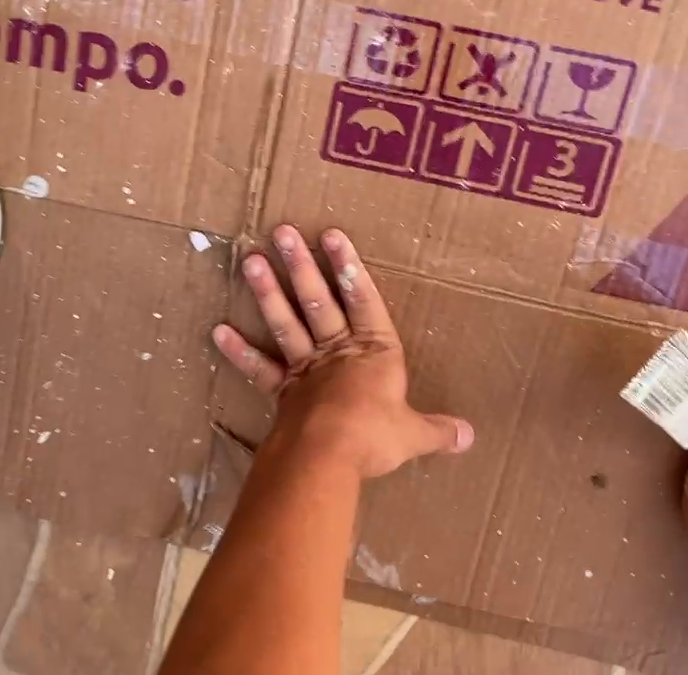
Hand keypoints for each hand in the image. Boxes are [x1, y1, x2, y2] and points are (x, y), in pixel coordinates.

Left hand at [212, 225, 474, 479]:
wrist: (328, 456)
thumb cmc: (374, 436)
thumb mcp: (413, 434)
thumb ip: (437, 430)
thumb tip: (469, 436)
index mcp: (375, 352)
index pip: (363, 299)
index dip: (349, 267)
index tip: (332, 235)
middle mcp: (338, 351)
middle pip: (318, 301)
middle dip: (301, 265)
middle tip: (282, 231)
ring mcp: (307, 369)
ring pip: (287, 323)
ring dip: (268, 292)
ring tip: (250, 260)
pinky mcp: (283, 392)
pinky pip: (259, 368)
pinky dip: (238, 351)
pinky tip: (218, 331)